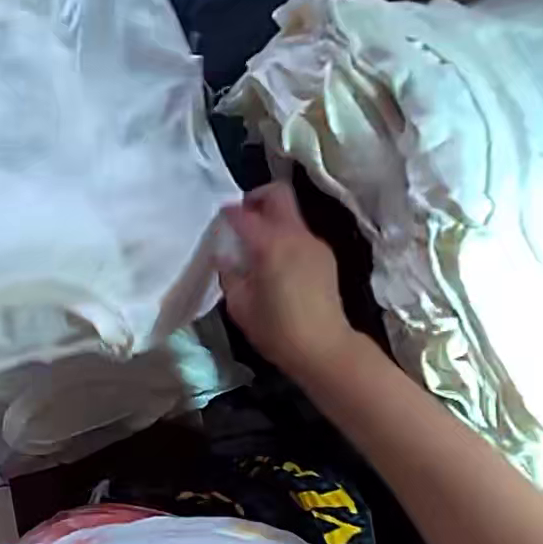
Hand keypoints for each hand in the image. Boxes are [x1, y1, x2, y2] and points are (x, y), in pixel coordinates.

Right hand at [217, 181, 358, 382]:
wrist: (323, 348)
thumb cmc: (276, 330)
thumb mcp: (239, 305)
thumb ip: (230, 274)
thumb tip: (226, 257)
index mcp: (271, 245)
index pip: (243, 214)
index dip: (227, 213)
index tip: (217, 220)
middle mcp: (296, 235)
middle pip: (277, 195)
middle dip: (255, 199)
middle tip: (239, 219)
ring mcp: (314, 244)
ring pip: (290, 216)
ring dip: (270, 221)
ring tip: (254, 248)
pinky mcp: (325, 257)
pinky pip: (299, 235)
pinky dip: (282, 238)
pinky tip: (273, 265)